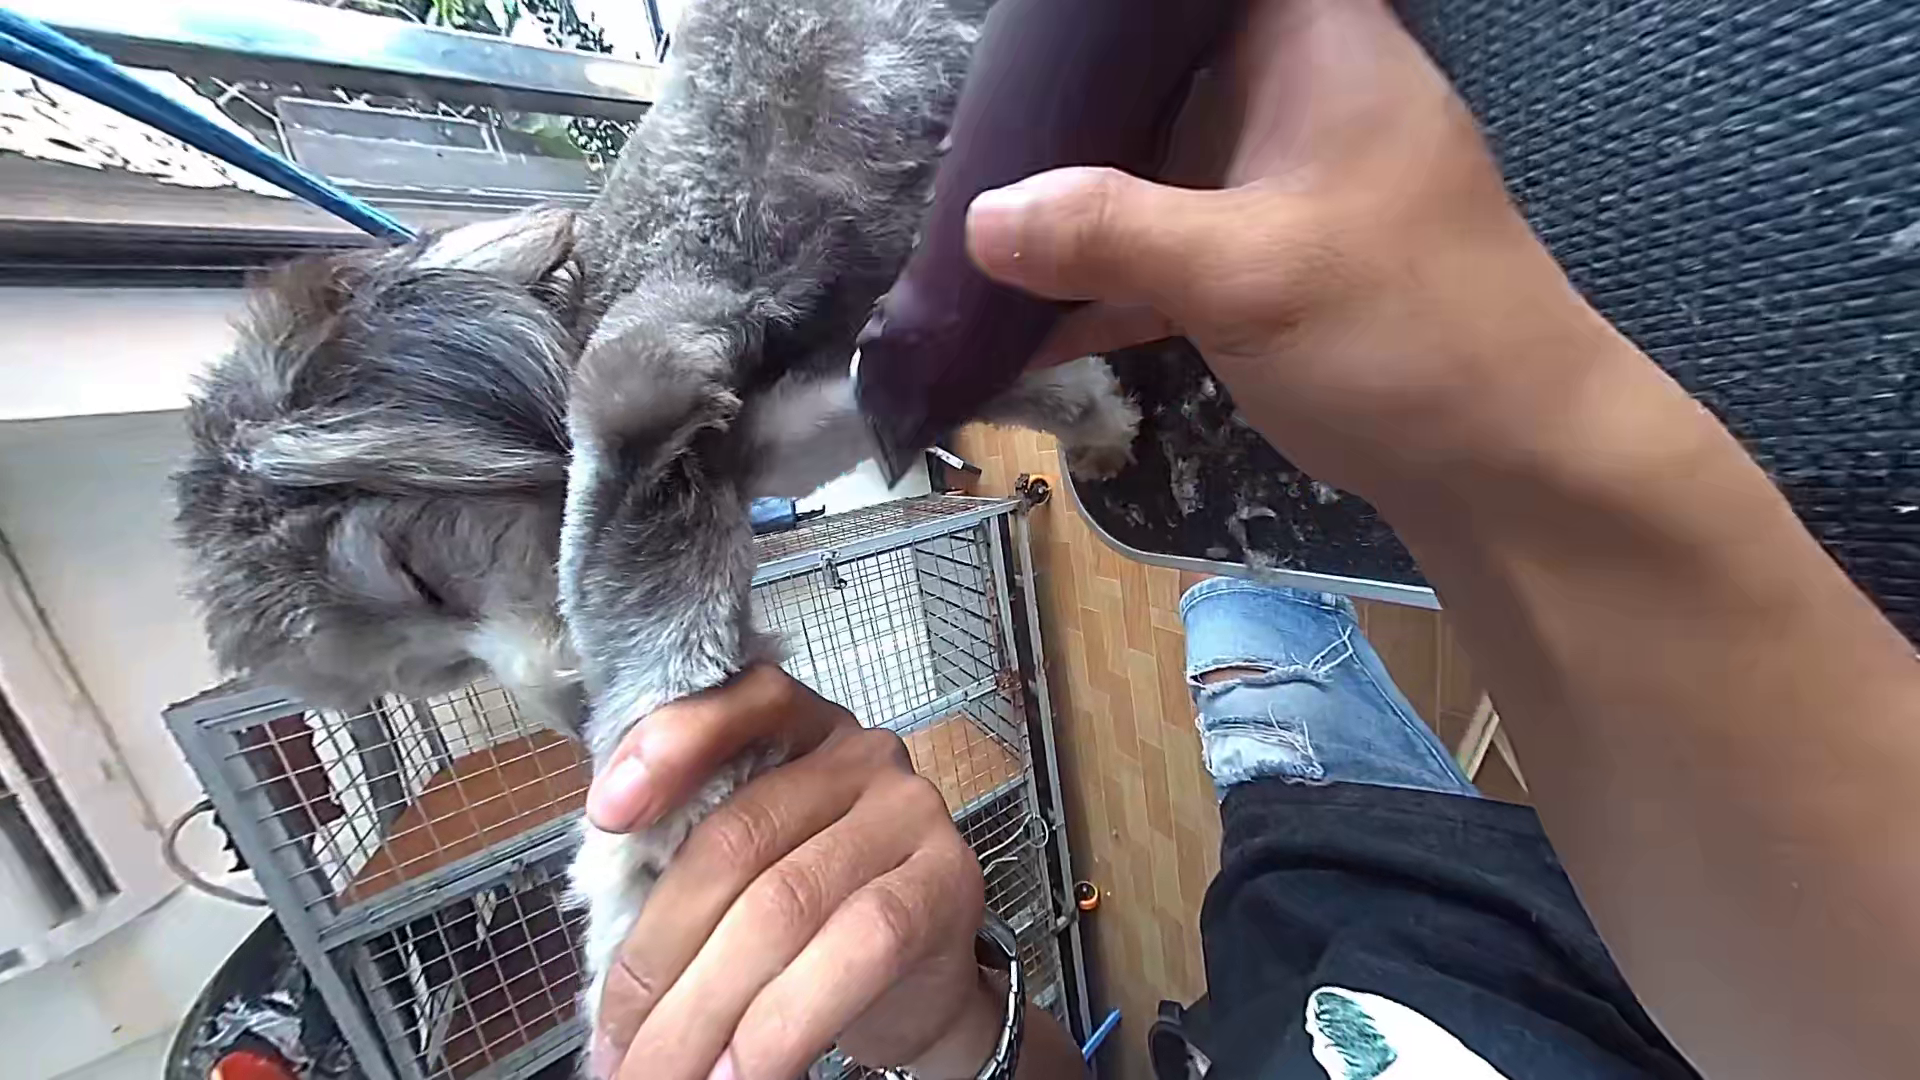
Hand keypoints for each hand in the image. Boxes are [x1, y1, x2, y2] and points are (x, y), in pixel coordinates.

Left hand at [584, 665, 993, 1079]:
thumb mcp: (756, 859)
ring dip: (702, 1013)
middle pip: (743, 834)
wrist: (922, 955)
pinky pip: (859, 944)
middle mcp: (863, 753)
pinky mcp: (948, 875)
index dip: (676, 740)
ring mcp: (911, 807)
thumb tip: (605, 917)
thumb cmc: (818, 899)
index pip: (749, 700)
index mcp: (809, 730)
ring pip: (787, 902)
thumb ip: (696, 852)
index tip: (606, 815)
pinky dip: (784, 1024)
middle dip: (658, 954)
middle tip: (615, 1049)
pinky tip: (738, 1077)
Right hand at [968, 0, 1612, 504]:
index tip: (1014, 52)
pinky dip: (1092, 297)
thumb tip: (980, 222)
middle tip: (969, 148)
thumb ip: (1110, 235)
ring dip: (1063, 222)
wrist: (1477, 452)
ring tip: (974, 239)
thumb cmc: (1394, 332)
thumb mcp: (1245, 272)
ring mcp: (1249, 198)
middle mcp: (1271, 105)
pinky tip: (1027, 331)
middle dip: (1054, 125)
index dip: (1092, 24)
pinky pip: (1144, 268)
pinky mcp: (1235, 275)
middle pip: (1141, 87)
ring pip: (1134, 186)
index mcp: (1302, 45)